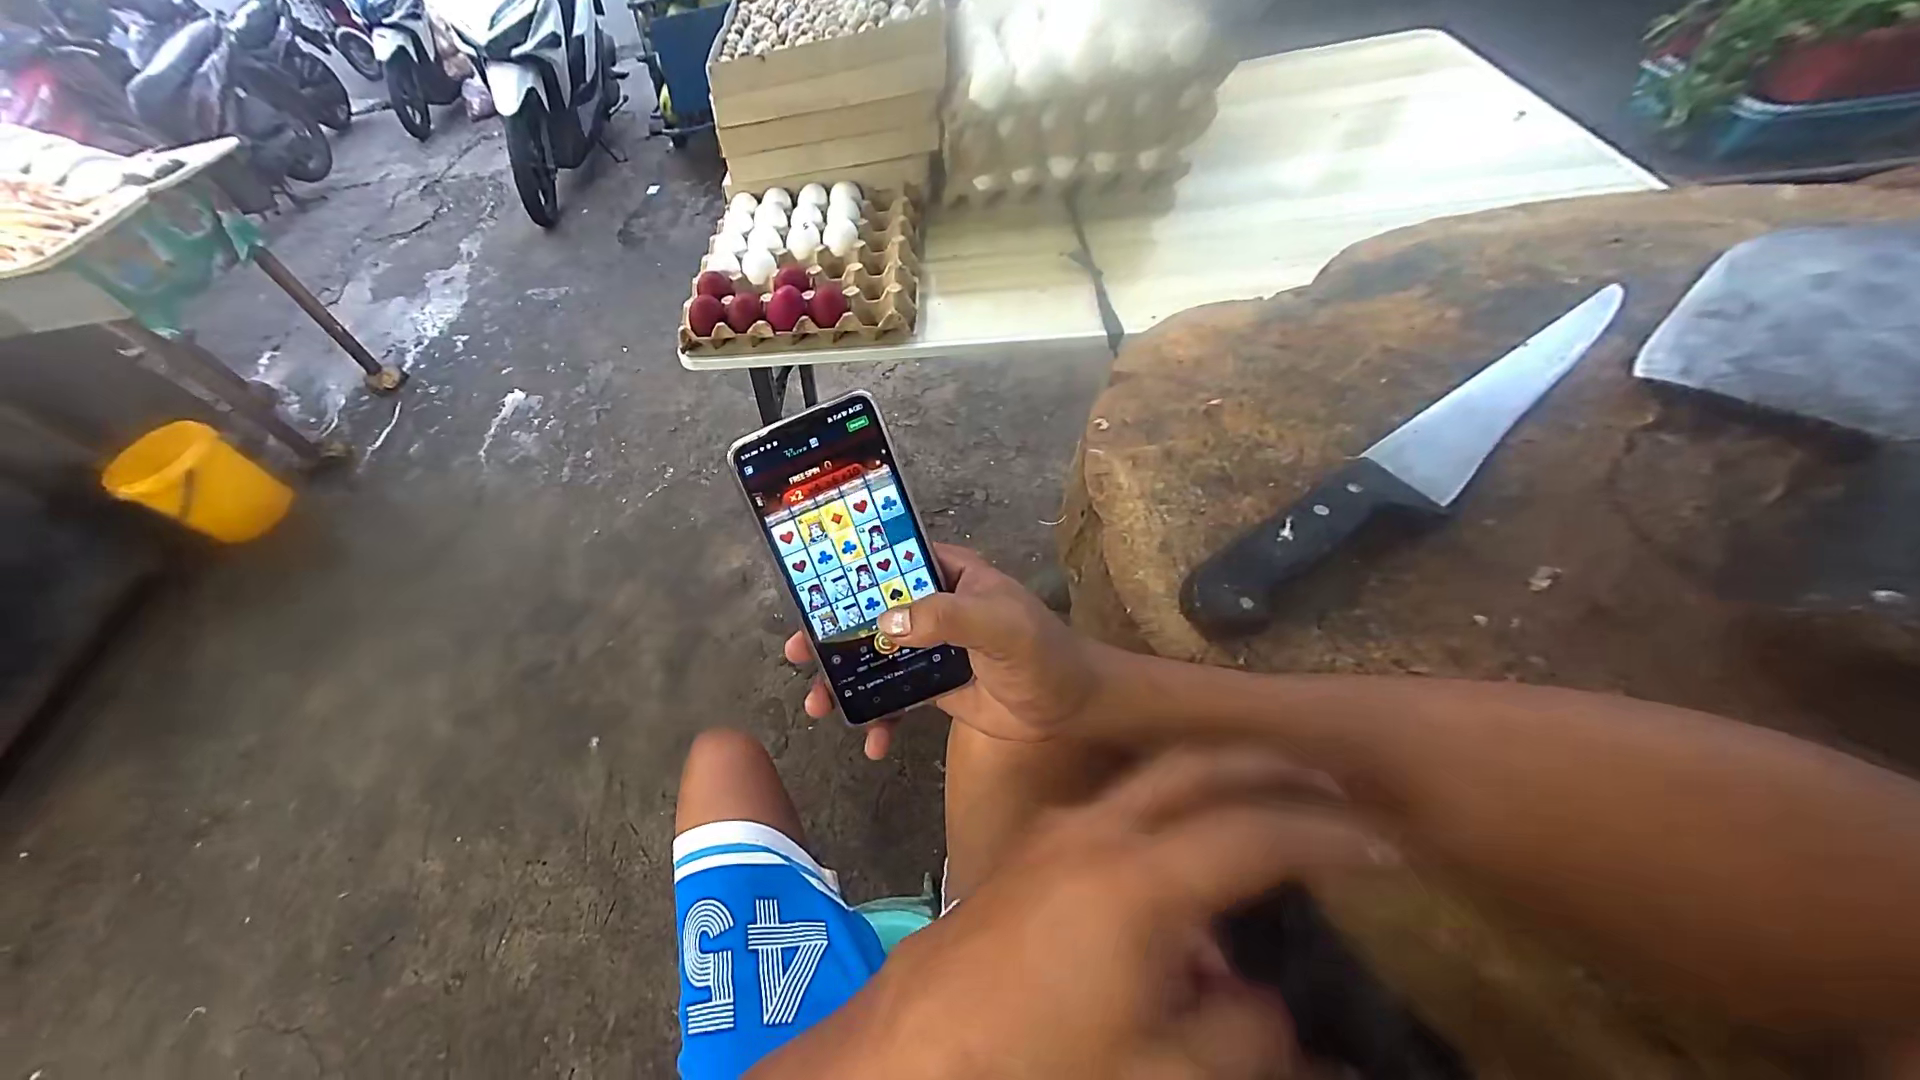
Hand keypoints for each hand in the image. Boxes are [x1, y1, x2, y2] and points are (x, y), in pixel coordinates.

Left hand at [749, 749, 1393, 1079]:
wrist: (910, 1051)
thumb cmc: (1036, 1068)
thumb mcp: (1159, 1075)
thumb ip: (1240, 1034)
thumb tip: (1272, 1000)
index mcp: (1138, 880)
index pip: (1255, 834)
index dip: (1326, 835)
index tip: (1385, 843)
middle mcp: (1096, 830)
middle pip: (1195, 768)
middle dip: (1266, 766)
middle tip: (1328, 781)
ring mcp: (1056, 829)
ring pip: (1150, 779)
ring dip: (1210, 784)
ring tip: (1262, 810)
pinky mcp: (1032, 846)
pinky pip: (1113, 810)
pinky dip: (1161, 816)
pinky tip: (1175, 866)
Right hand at [784, 544, 1104, 758]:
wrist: (1069, 706)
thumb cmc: (1042, 653)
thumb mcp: (1000, 627)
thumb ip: (948, 617)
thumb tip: (886, 623)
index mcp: (949, 575)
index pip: (892, 560)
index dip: (851, 569)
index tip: (810, 588)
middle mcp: (934, 605)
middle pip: (872, 611)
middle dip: (833, 634)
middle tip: (798, 652)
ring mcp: (931, 647)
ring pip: (876, 657)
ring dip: (845, 680)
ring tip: (817, 705)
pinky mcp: (934, 686)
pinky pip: (896, 698)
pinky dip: (880, 719)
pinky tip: (873, 743)